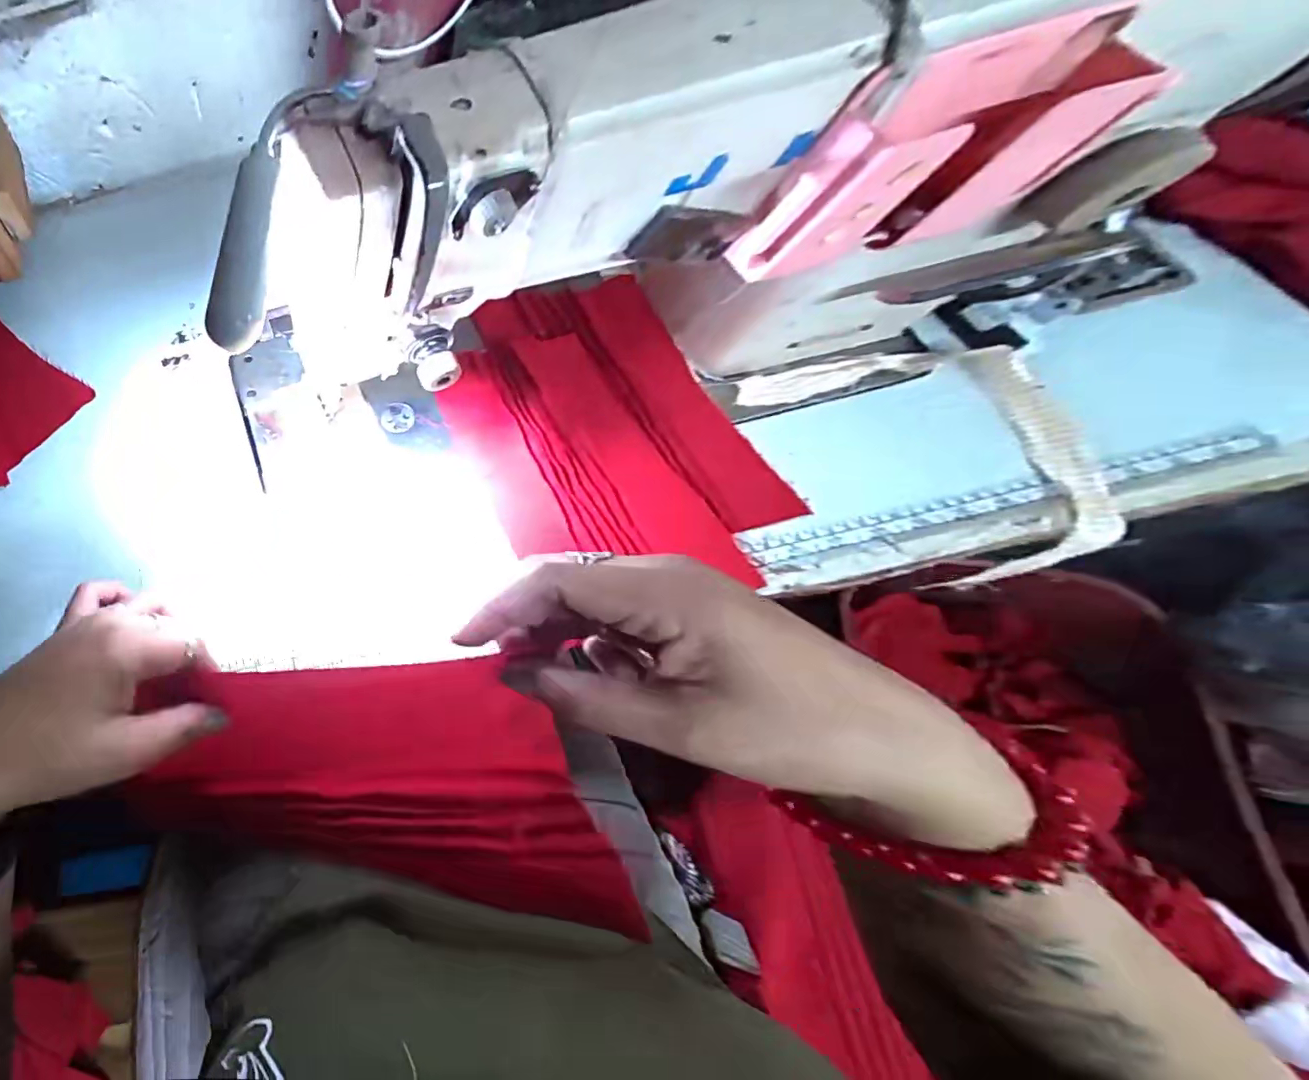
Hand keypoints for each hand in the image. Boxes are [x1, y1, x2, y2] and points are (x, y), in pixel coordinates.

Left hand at [0, 582, 223, 843]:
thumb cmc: (56, 757)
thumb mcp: (128, 751)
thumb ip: (182, 726)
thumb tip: (222, 712)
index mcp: (127, 645)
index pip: (192, 644)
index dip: (211, 674)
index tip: (211, 708)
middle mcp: (110, 620)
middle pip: (173, 623)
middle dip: (192, 656)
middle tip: (191, 699)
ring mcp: (84, 619)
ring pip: (145, 604)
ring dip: (167, 630)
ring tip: (167, 672)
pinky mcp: (63, 628)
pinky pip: (101, 595)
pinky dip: (123, 602)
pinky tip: (129, 625)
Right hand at [455, 556, 1034, 851]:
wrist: (888, 737)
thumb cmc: (785, 732)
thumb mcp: (674, 726)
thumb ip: (585, 697)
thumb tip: (513, 676)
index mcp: (659, 590)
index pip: (553, 578)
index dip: (498, 606)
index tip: (459, 644)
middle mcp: (660, 572)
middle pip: (564, 576)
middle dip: (516, 613)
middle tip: (482, 659)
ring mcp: (675, 587)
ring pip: (585, 592)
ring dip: (547, 626)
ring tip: (520, 668)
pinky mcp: (685, 608)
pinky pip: (614, 610)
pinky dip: (583, 636)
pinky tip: (578, 669)